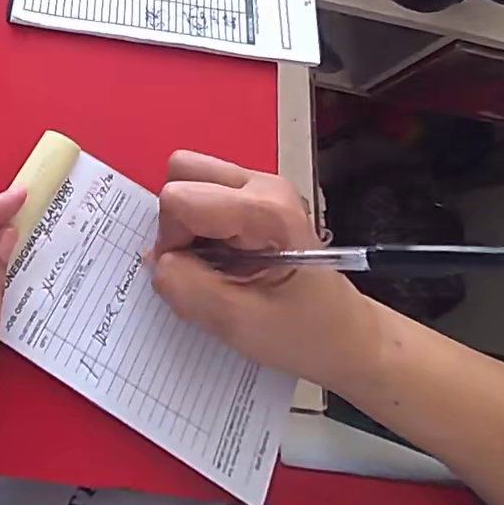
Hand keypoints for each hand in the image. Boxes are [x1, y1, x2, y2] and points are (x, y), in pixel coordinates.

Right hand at [149, 151, 385, 389]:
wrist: (346, 334)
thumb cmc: (305, 332)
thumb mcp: (238, 324)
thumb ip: (187, 288)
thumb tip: (157, 261)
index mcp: (266, 210)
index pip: (180, 197)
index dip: (171, 239)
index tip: (190, 274)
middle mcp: (263, 184)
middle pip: (183, 170)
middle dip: (175, 219)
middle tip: (196, 262)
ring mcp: (261, 186)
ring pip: (191, 178)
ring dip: (187, 223)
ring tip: (213, 263)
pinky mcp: (255, 196)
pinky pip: (204, 193)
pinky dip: (198, 225)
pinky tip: (221, 258)